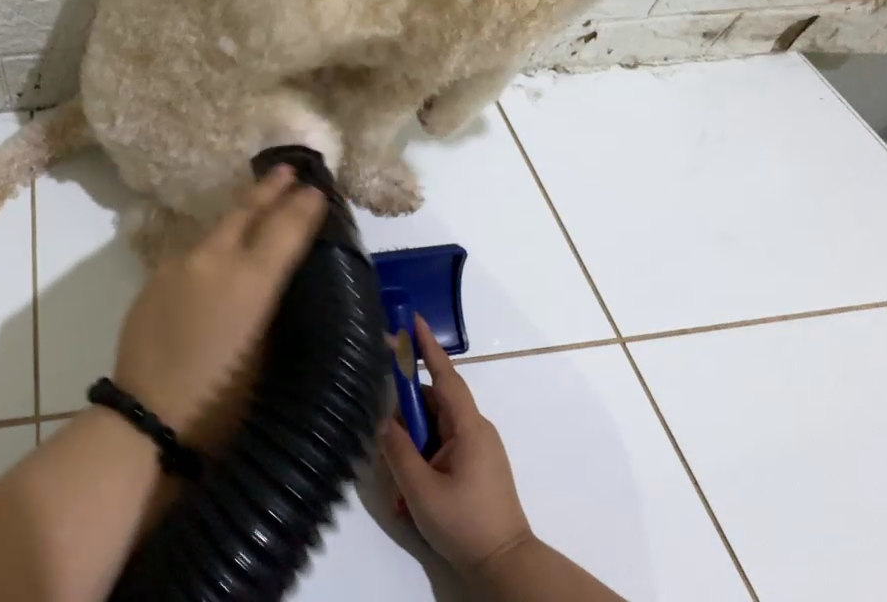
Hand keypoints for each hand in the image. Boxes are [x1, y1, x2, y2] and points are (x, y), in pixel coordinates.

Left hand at [110, 167, 324, 446]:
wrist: (147, 419)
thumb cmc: (224, 404)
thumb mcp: (274, 363)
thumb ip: (288, 318)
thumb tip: (305, 294)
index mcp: (251, 279)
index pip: (286, 228)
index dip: (305, 206)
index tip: (319, 188)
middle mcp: (214, 260)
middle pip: (246, 212)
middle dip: (270, 189)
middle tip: (289, 169)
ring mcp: (178, 265)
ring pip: (217, 231)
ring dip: (240, 216)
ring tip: (258, 206)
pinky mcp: (154, 279)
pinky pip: (192, 254)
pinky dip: (213, 247)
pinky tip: (219, 258)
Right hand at [378, 314, 533, 574]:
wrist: (506, 566)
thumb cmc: (465, 523)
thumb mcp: (420, 487)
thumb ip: (396, 448)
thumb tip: (381, 419)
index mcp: (468, 427)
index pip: (444, 376)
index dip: (426, 347)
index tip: (410, 319)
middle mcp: (474, 430)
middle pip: (430, 405)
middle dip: (403, 418)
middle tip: (380, 434)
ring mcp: (476, 449)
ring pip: (431, 431)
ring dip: (410, 449)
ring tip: (398, 486)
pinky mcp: (473, 467)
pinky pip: (439, 450)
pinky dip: (421, 464)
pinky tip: (409, 496)